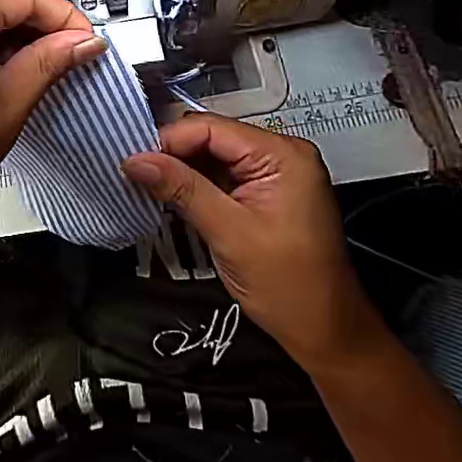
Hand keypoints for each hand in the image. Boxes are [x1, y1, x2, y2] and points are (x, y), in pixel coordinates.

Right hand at [122, 114, 386, 370]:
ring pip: (213, 156)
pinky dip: (197, 185)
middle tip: (135, 174)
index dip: (169, 141)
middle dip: (173, 154)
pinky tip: (172, 196)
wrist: (328, 333)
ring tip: (147, 185)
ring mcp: (274, 172)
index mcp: (282, 154)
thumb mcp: (229, 233)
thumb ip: (182, 189)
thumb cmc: (288, 286)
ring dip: (182, 171)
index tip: (133, 161)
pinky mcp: (266, 191)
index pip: (212, 128)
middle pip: (212, 138)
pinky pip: (223, 175)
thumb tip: (135, 160)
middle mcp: (280, 153)